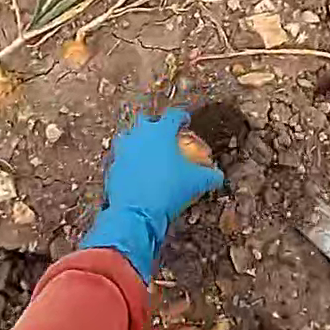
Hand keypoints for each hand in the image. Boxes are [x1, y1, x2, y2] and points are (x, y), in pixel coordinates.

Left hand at [80, 108, 225, 279]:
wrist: (136, 213)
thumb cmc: (169, 190)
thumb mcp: (197, 183)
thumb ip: (210, 176)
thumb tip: (218, 176)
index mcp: (160, 132)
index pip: (173, 116)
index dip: (182, 117)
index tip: (185, 121)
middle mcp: (138, 136)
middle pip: (145, 121)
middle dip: (154, 125)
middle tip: (163, 134)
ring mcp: (122, 151)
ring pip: (128, 138)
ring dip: (137, 141)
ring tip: (146, 151)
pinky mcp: (111, 168)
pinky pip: (121, 160)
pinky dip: (129, 163)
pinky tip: (137, 173)